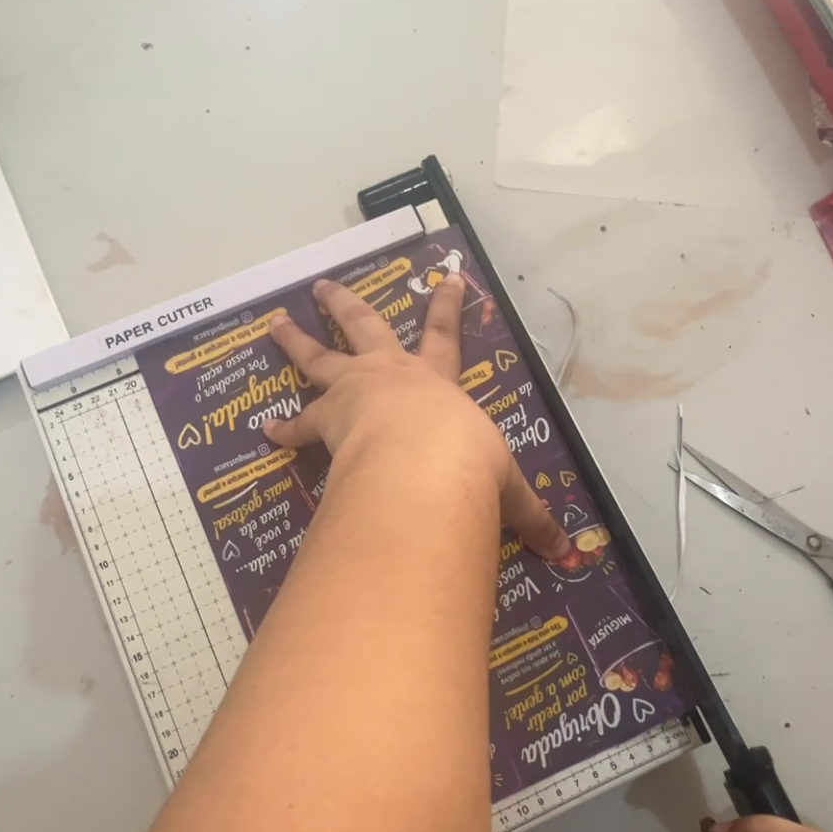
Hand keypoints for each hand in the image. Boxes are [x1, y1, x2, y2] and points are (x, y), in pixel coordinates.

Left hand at [265, 275, 571, 561]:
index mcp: (437, 382)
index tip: (447, 277)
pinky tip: (265, 430)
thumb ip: (528, 519)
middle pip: (364, 327)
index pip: (445, 335)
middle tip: (320, 285)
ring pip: (320, 357)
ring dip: (297, 340)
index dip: (447, 306)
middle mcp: (393, 375)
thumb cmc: (466, 462)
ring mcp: (356, 391)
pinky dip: (283, 428)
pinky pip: (300, 422)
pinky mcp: (329, 419)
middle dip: (345, 305)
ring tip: (275, 322)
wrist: (423, 462)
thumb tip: (566, 553)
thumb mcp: (504, 488)